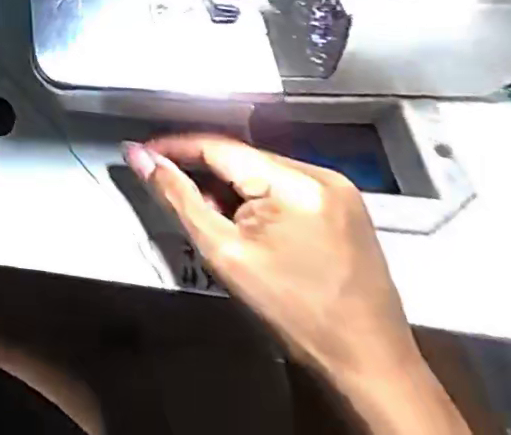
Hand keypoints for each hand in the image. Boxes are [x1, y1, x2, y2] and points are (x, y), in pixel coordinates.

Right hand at [125, 134, 416, 379]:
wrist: (368, 363)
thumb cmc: (295, 315)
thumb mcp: (225, 255)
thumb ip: (180, 199)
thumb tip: (142, 159)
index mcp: (294, 182)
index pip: (220, 147)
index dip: (176, 147)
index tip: (144, 152)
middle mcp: (320, 173)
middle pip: (242, 158)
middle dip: (204, 174)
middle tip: (174, 195)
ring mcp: (337, 186)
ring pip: (262, 171)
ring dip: (231, 187)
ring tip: (215, 222)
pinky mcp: (344, 202)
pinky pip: (286, 185)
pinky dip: (259, 197)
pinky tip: (249, 227)